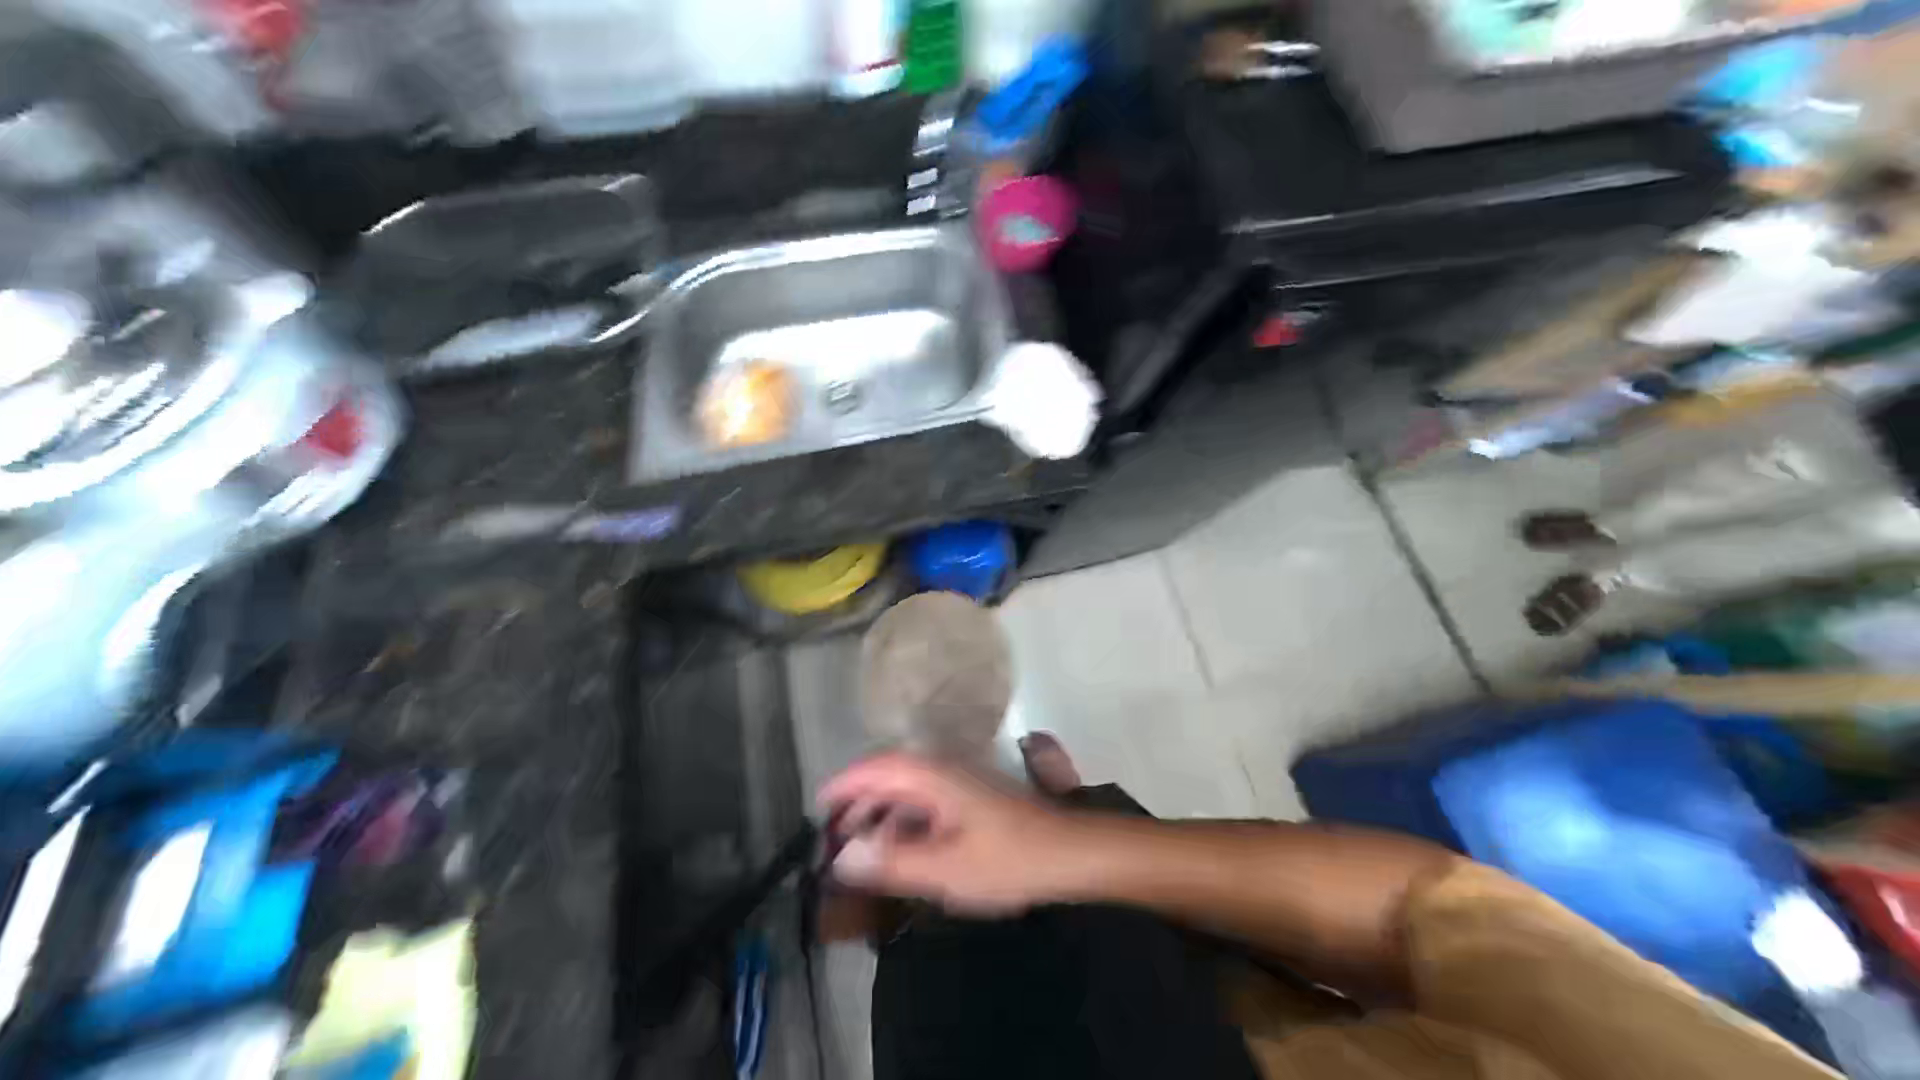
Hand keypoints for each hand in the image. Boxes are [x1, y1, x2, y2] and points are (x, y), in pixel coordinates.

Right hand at [817, 753, 1094, 915]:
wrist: (1068, 854)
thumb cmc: (1007, 859)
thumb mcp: (944, 869)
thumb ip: (892, 861)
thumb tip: (844, 856)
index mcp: (935, 777)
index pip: (879, 767)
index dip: (846, 782)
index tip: (820, 804)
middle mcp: (946, 771)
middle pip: (891, 775)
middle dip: (860, 800)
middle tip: (834, 833)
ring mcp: (962, 784)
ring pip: (910, 789)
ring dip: (882, 812)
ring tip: (862, 846)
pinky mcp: (974, 801)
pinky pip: (927, 802)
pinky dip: (905, 820)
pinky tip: (903, 849)